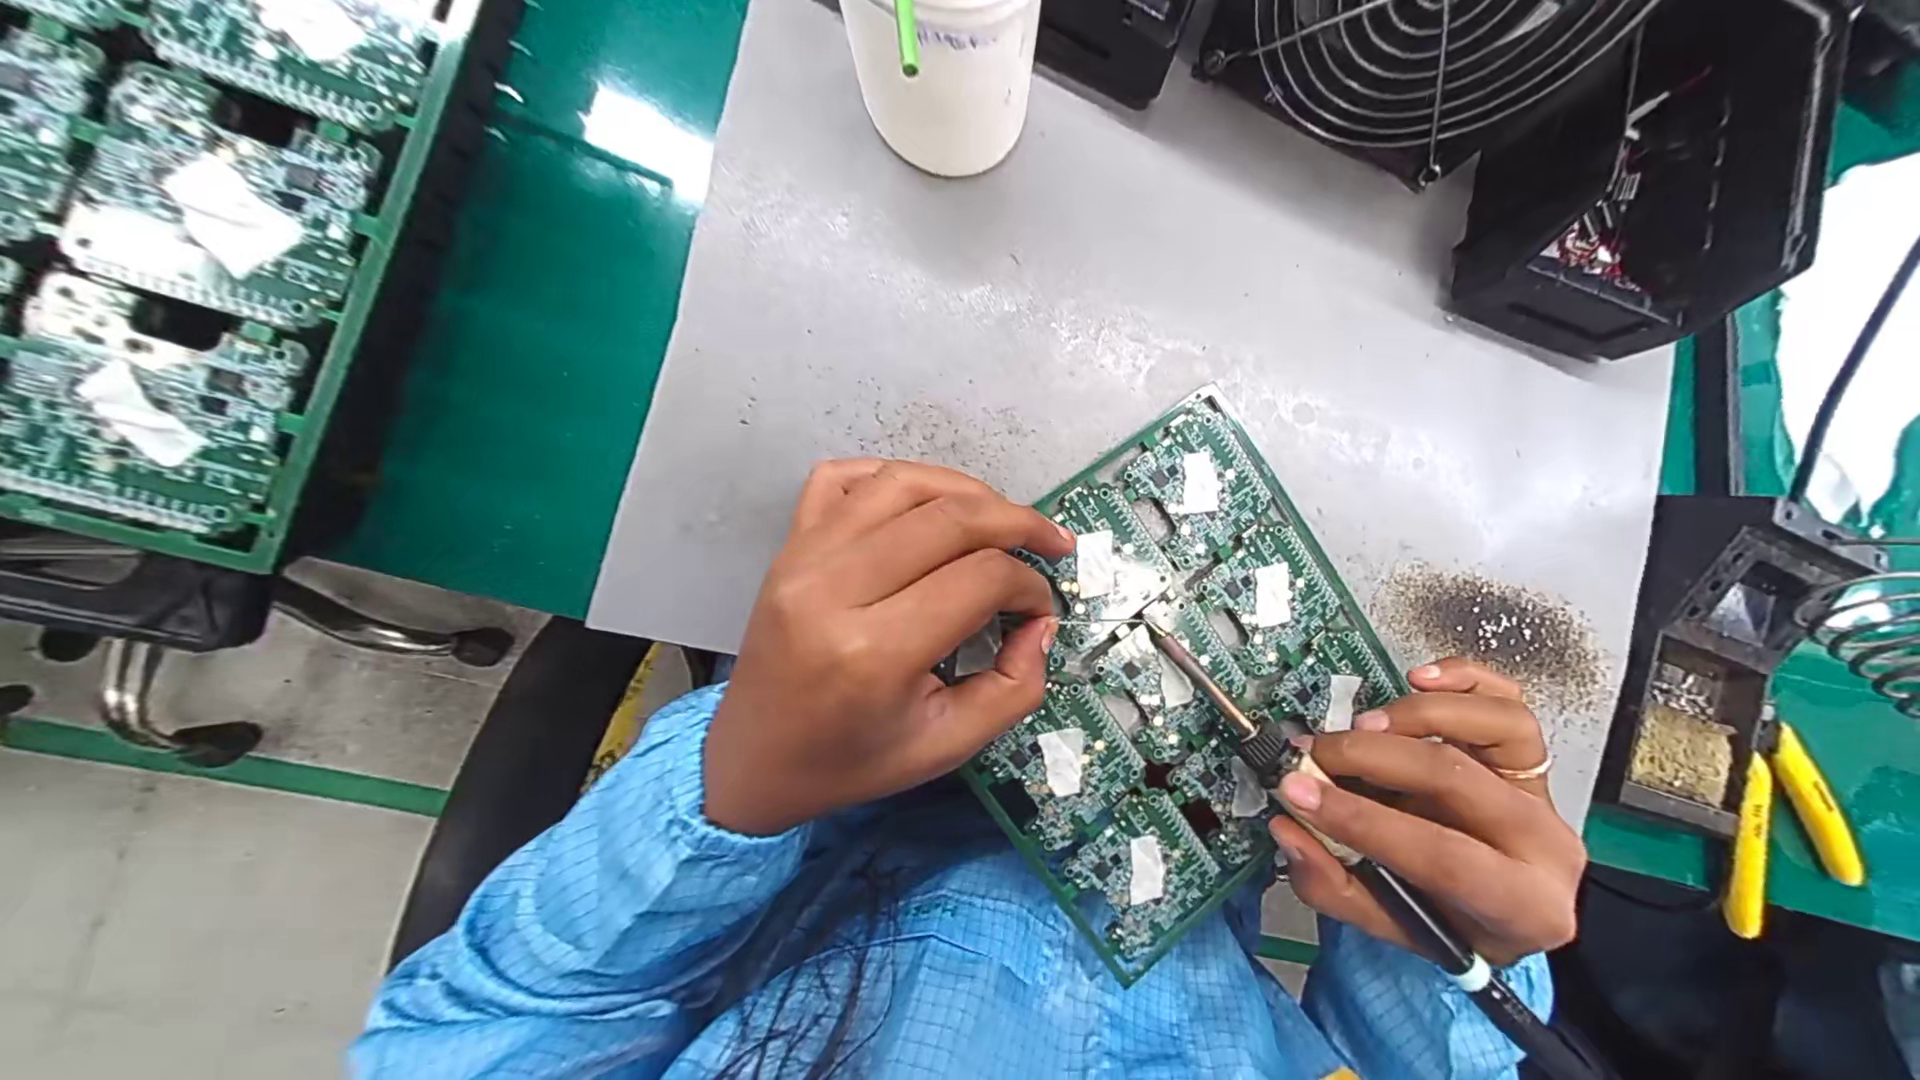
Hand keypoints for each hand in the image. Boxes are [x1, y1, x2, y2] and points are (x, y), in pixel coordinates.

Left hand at [705, 460, 1072, 834]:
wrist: (754, 759)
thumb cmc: (850, 761)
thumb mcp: (948, 745)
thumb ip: (1014, 687)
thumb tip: (1041, 622)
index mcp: (874, 651)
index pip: (980, 578)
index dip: (1029, 585)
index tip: (1040, 609)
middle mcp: (833, 588)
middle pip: (949, 518)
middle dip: (1016, 522)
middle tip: (1050, 542)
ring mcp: (802, 557)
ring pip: (902, 483)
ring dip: (965, 490)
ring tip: (999, 517)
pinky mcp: (788, 546)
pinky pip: (841, 478)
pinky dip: (893, 477)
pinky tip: (923, 504)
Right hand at [1270, 658, 1585, 965]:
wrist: (1499, 898)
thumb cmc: (1444, 913)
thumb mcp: (1390, 923)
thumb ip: (1332, 885)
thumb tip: (1287, 826)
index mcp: (1519, 902)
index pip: (1443, 855)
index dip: (1361, 819)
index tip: (1296, 790)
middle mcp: (1541, 841)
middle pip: (1454, 777)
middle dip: (1367, 758)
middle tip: (1310, 753)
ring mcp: (1541, 790)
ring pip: (1496, 727)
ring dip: (1415, 716)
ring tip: (1360, 724)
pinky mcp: (1527, 752)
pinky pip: (1508, 699)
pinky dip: (1464, 678)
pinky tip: (1416, 677)